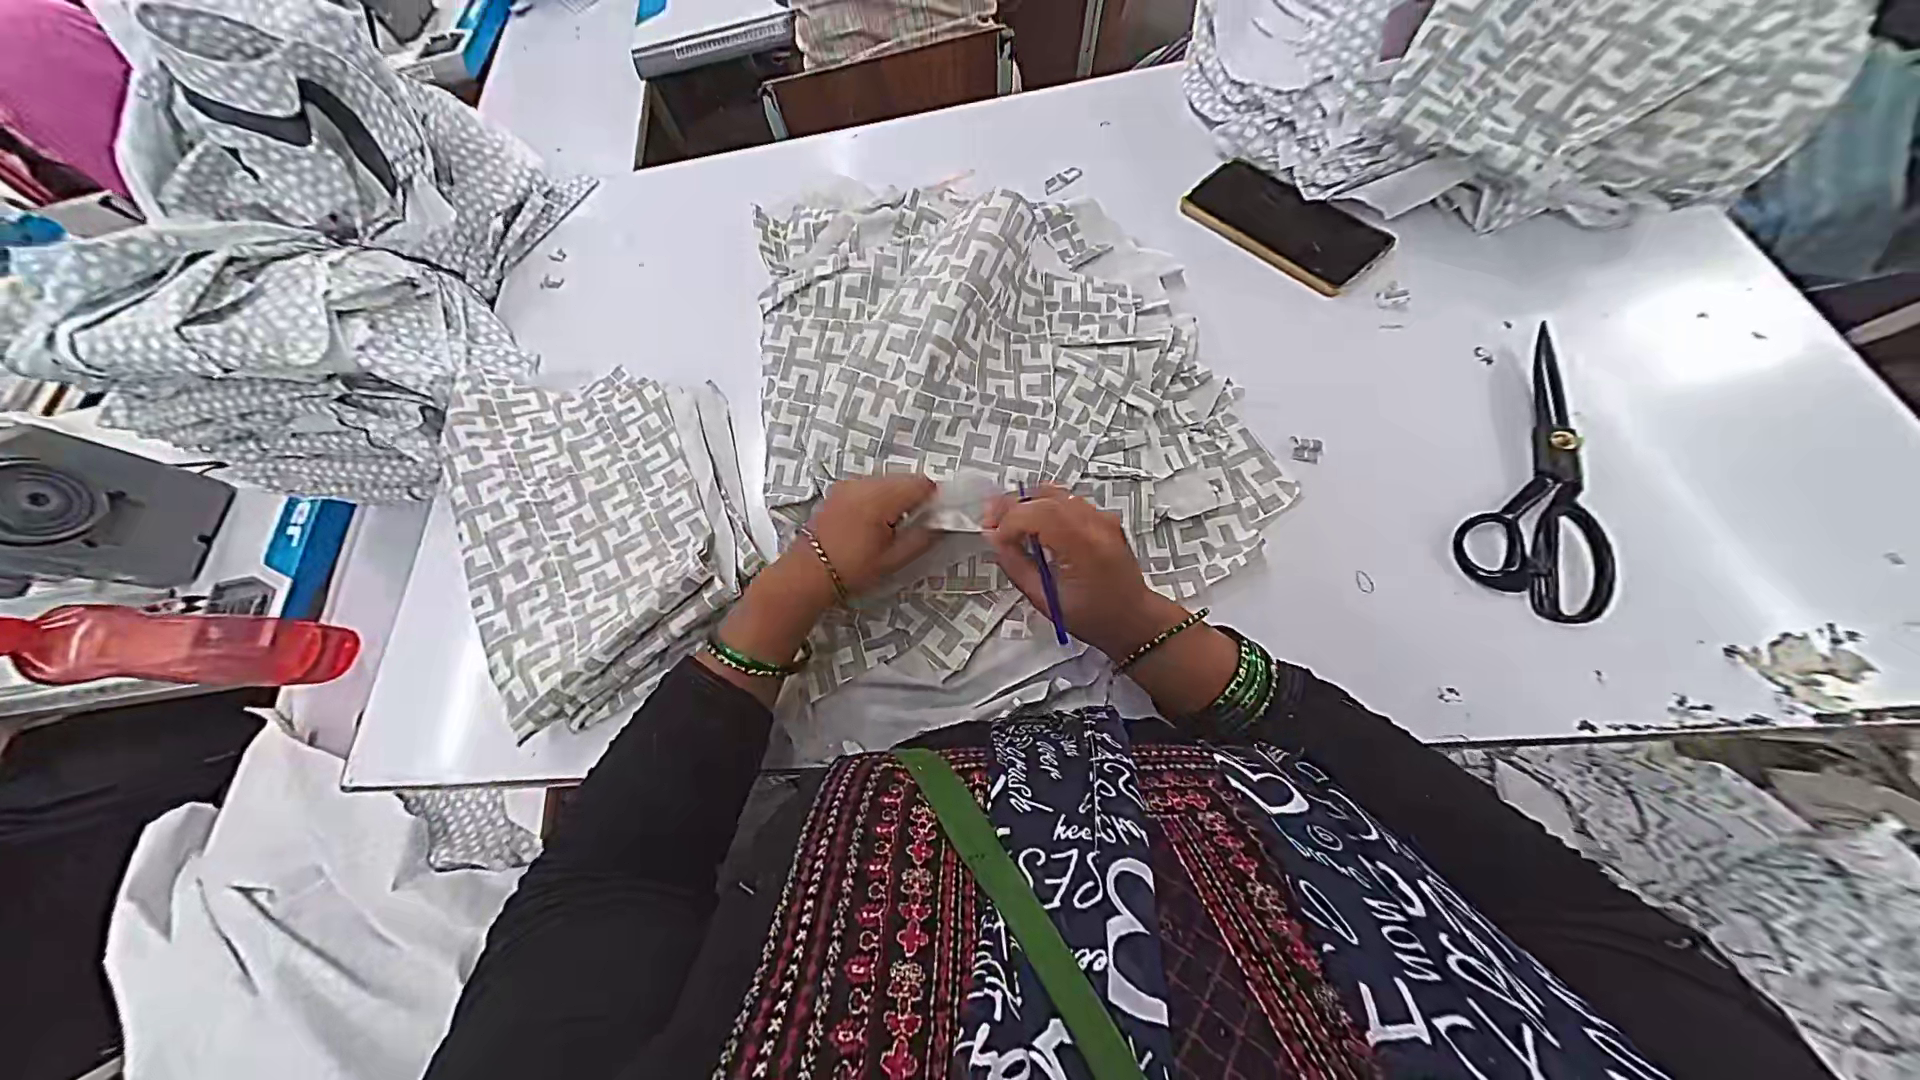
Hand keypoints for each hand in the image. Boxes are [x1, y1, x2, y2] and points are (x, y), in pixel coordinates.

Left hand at [800, 472, 940, 596]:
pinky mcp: (839, 489)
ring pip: (888, 480)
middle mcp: (864, 483)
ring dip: (896, 497)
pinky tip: (871, 523)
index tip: (930, 521)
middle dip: (914, 499)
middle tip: (910, 528)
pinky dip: (879, 498)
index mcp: (879, 498)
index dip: (933, 500)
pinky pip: (870, 485)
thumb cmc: (852, 569)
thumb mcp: (894, 559)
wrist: (808, 574)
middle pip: (905, 478)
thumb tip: (942, 523)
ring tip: (888, 528)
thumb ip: (923, 537)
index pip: (922, 483)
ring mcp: (849, 484)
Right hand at [983, 486, 1190, 659]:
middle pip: (1044, 497)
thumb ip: (1016, 565)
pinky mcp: (1102, 518)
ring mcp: (1102, 517)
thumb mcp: (1045, 598)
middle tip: (990, 521)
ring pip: (1056, 494)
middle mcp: (1095, 523)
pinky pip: (1068, 501)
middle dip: (1012, 507)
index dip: (1007, 523)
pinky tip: (1033, 524)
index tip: (993, 538)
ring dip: (1028, 504)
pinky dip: (1045, 507)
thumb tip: (994, 539)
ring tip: (1007, 521)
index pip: (1035, 514)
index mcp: (1082, 544)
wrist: (1133, 619)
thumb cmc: (1093, 616)